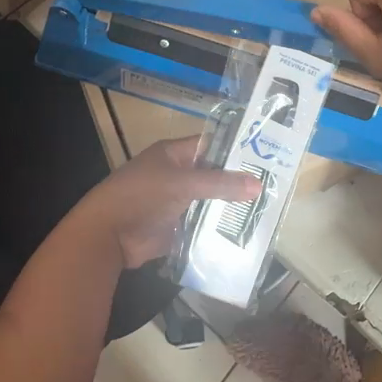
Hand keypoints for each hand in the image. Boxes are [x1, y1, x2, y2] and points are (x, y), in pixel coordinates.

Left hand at [69, 136, 261, 268]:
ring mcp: (177, 203)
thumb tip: (258, 184)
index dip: (236, 149)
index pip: (211, 145)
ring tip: (266, 212)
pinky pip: (203, 227)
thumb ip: (219, 183)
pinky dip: (219, 230)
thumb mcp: (181, 184)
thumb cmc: (141, 196)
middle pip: (213, 176)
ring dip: (230, 208)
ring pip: (210, 202)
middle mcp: (177, 176)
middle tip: (274, 187)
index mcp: (174, 154)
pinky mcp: (177, 229)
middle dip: (238, 183)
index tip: (267, 156)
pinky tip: (245, 235)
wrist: (107, 236)